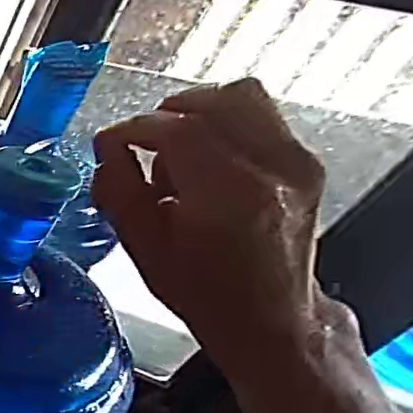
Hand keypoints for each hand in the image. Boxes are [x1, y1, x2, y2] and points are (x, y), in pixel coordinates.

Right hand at [91, 78, 339, 380]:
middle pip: (214, 101)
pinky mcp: (304, 160)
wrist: (268, 315)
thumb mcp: (144, 251)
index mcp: (228, 196)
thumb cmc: (203, 293)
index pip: (178, 130)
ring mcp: (296, 161)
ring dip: (196, 114)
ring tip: (173, 151)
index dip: (134, 129)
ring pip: (242, 97)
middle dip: (165, 115)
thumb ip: (120, 194)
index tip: (110, 142)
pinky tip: (203, 160)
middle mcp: (272, 169)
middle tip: (139, 142)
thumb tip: (108, 152)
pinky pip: (258, 116)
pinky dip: (221, 124)